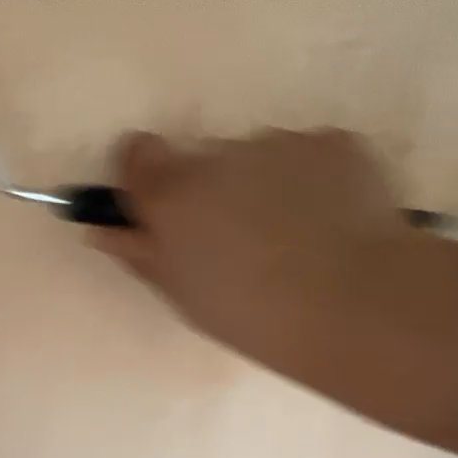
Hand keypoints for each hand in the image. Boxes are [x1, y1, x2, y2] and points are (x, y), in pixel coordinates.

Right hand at [92, 129, 442, 428]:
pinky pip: (309, 157)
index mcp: (175, 195)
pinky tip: (328, 229)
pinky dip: (311, 184)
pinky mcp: (334, 143)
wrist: (351, 304)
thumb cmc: (250, 315)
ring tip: (292, 244)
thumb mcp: (182, 296)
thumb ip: (140, 254)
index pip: (138, 155)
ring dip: (263, 188)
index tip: (159, 213)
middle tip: (237, 248)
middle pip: (204, 163)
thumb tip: (105, 230)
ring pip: (259, 159)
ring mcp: (282, 143)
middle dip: (212, 193)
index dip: (146, 182)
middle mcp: (222, 155)